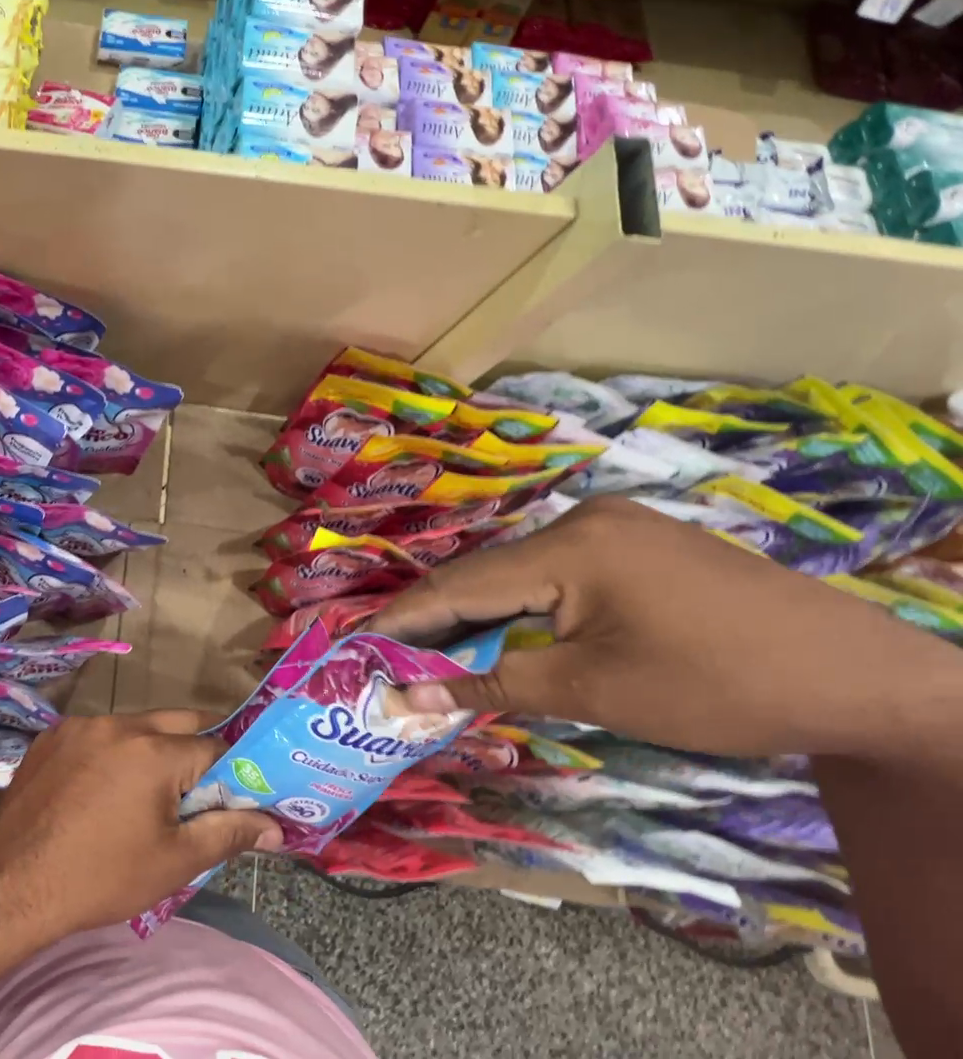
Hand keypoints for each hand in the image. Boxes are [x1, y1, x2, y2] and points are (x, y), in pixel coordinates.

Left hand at [0, 711, 282, 937]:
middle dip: (194, 753)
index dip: (232, 775)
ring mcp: (76, 727)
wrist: (12, 886)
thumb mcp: (174, 862)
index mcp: (152, 750)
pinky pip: (96, 735)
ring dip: (150, 751)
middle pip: (175, 724)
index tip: (234, 801)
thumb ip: (229, 833)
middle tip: (195, 797)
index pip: (215, 747)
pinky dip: (111, 754)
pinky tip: (101, 792)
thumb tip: (276, 826)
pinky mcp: (48, 738)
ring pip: (133, 726)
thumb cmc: (100, 877)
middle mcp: (116, 724)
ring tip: (145, 799)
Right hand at [365, 496, 962, 763]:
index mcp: (569, 545)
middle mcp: (584, 520)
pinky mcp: (640, 545)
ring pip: (516, 574)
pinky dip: (519, 608)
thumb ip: (489, 685)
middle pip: (483, 573)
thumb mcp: (593, 691)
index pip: (457, 584)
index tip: (348, 646)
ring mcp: (616, 528)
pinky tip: (497, 636)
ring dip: (474, 616)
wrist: (871, 683)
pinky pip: (554, 575)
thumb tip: (404, 698)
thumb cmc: (722, 686)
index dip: (399, 620)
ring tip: (428, 655)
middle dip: (432, 621)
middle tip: (383, 659)